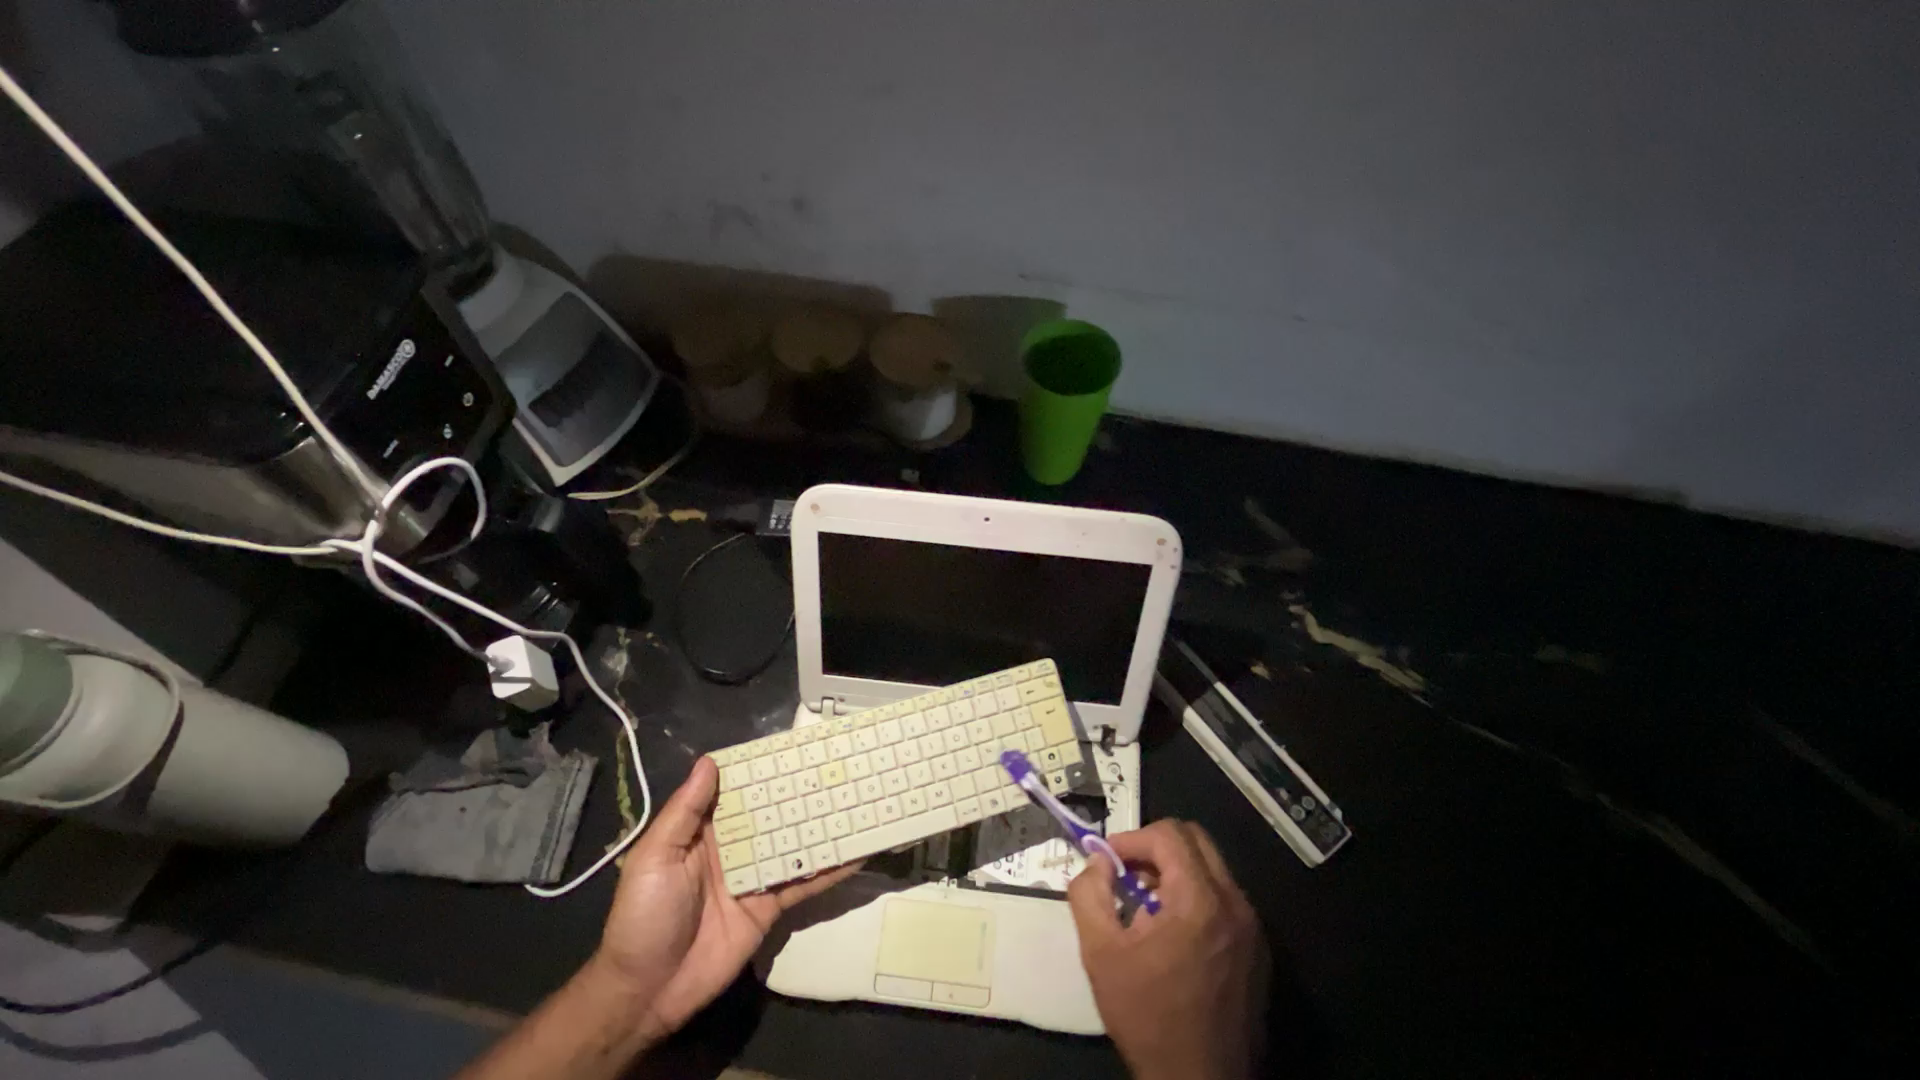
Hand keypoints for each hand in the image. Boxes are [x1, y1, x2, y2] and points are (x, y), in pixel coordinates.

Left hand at [593, 756, 859, 1041]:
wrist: (650, 990)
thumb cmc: (644, 916)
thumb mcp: (655, 856)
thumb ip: (686, 811)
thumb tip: (710, 760)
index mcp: (702, 830)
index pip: (737, 791)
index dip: (763, 770)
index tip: (796, 747)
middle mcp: (734, 847)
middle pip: (773, 814)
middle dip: (802, 794)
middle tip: (840, 768)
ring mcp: (755, 876)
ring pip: (795, 844)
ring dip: (823, 826)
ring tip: (859, 801)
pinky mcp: (772, 906)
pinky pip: (804, 883)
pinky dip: (831, 869)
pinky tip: (858, 852)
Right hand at [1069, 820, 1268, 1079]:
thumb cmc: (1148, 1017)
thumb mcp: (1100, 954)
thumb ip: (1089, 895)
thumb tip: (1097, 862)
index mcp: (1200, 901)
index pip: (1169, 835)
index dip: (1131, 838)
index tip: (1106, 861)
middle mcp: (1235, 904)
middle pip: (1196, 841)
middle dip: (1154, 848)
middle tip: (1125, 875)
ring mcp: (1252, 927)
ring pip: (1212, 868)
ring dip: (1174, 872)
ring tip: (1144, 906)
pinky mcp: (1258, 948)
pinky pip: (1225, 898)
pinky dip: (1195, 896)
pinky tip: (1171, 933)